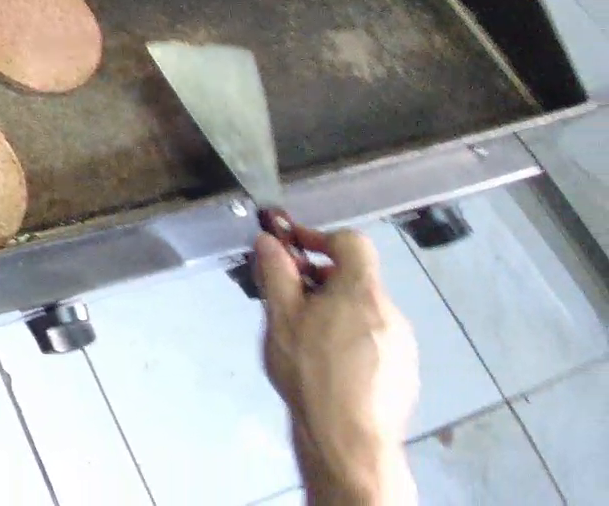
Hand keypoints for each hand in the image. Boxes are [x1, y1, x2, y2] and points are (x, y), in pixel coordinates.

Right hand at [255, 226, 418, 505]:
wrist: (349, 437)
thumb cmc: (310, 369)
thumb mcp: (281, 316)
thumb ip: (277, 274)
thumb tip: (270, 241)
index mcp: (362, 294)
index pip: (352, 243)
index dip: (319, 237)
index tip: (291, 248)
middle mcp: (391, 314)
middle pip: (356, 278)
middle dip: (318, 278)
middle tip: (286, 295)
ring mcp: (402, 345)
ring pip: (363, 309)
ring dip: (331, 307)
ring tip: (300, 331)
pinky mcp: (404, 371)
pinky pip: (373, 336)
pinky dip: (347, 333)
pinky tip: (324, 359)